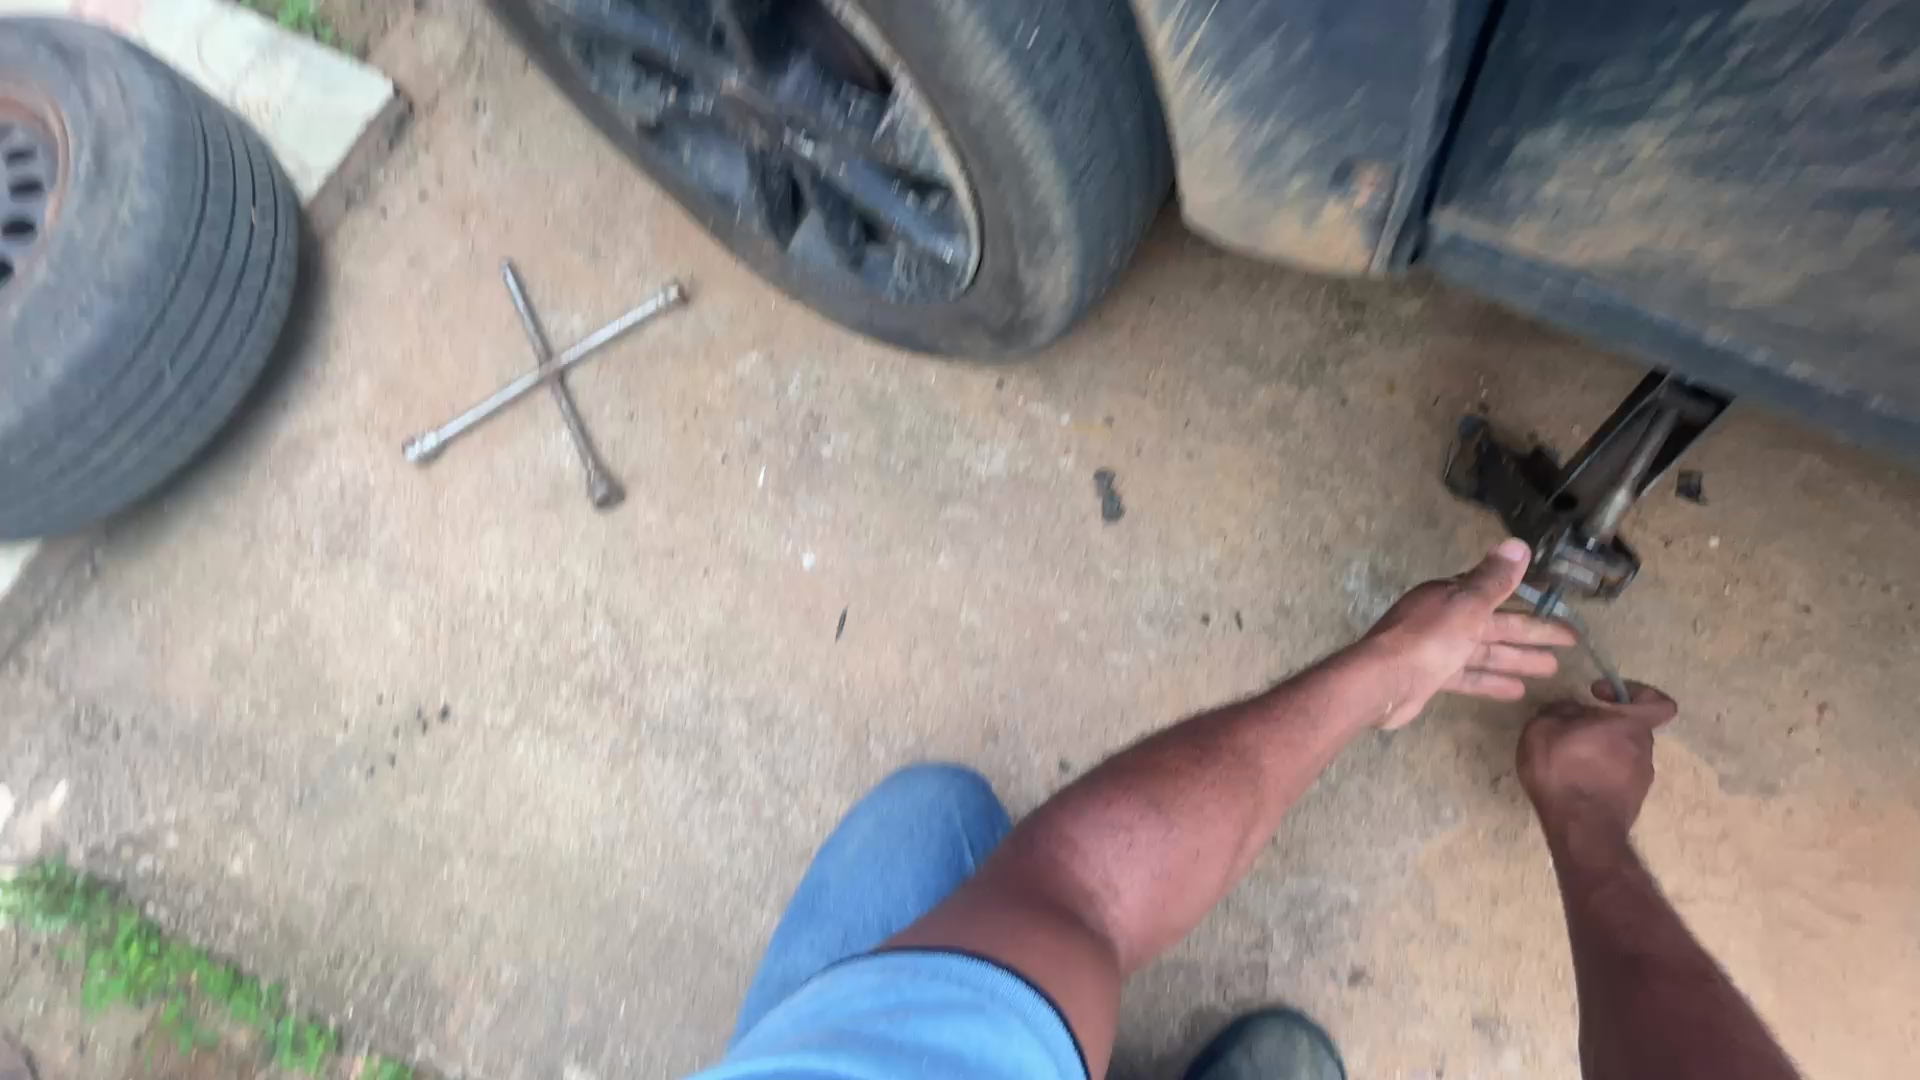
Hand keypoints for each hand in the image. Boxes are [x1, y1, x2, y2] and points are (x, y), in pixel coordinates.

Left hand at [1355, 538, 1578, 728]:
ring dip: (1515, 658)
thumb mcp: (1466, 604)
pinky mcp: (1430, 676)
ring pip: (1483, 651)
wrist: (1384, 680)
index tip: (1558, 608)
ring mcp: (1434, 649)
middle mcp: (1440, 619)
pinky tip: (1517, 691)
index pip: (1495, 594)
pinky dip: (1490, 681)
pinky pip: (1467, 676)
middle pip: (1494, 625)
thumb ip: (1493, 579)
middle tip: (1574, 643)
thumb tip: (1516, 543)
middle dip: (1531, 633)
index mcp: (1447, 597)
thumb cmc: (1428, 639)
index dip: (1528, 601)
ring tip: (1552, 668)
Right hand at [1518, 681, 1678, 838]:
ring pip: (1622, 749)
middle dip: (1602, 722)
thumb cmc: (1561, 769)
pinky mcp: (1634, 795)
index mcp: (1627, 726)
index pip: (1658, 702)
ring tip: (1565, 755)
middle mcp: (1644, 748)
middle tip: (1568, 728)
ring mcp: (1643, 774)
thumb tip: (1571, 708)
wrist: (1581, 825)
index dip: (1634, 692)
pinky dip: (1599, 768)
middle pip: (1630, 726)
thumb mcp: (1541, 729)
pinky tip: (1572, 776)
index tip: (1600, 695)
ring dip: (1599, 747)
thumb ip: (1558, 710)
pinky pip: (1618, 770)